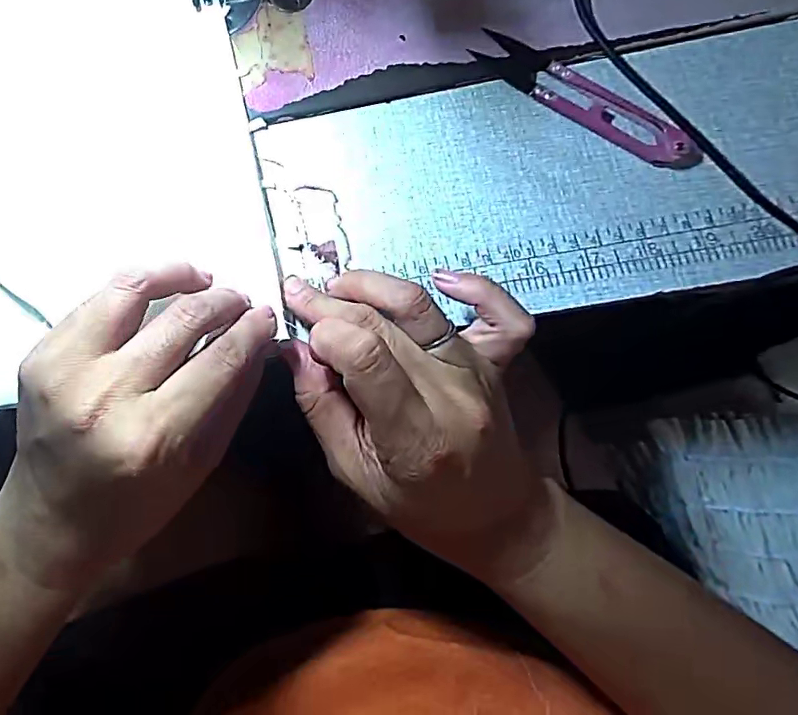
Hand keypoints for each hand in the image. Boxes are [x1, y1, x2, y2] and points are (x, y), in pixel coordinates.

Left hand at [0, 264, 277, 593]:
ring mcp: (63, 368)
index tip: (265, 315)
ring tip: (199, 278)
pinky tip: (153, 296)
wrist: (48, 520)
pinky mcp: (38, 353)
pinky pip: (93, 302)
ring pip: (128, 290)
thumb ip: (230, 397)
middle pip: (178, 321)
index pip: (215, 360)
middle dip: (220, 302)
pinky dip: (131, 293)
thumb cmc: (132, 507)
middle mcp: (102, 394)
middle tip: (238, 299)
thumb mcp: (197, 465)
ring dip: (172, 274)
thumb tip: (257, 339)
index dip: (249, 331)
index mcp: (148, 436)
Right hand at [280, 269, 554, 580]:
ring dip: (370, 284)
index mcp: (414, 436)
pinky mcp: (497, 361)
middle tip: (297, 295)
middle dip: (328, 303)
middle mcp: (450, 395)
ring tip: (337, 285)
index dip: (323, 332)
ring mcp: (477, 372)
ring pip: (421, 306)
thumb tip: (295, 348)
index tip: (300, 333)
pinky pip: (503, 315)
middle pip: (380, 325)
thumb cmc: (418, 504)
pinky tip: (441, 278)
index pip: (365, 356)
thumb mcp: (351, 469)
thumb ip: (319, 405)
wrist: (498, 519)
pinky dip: (477, 288)